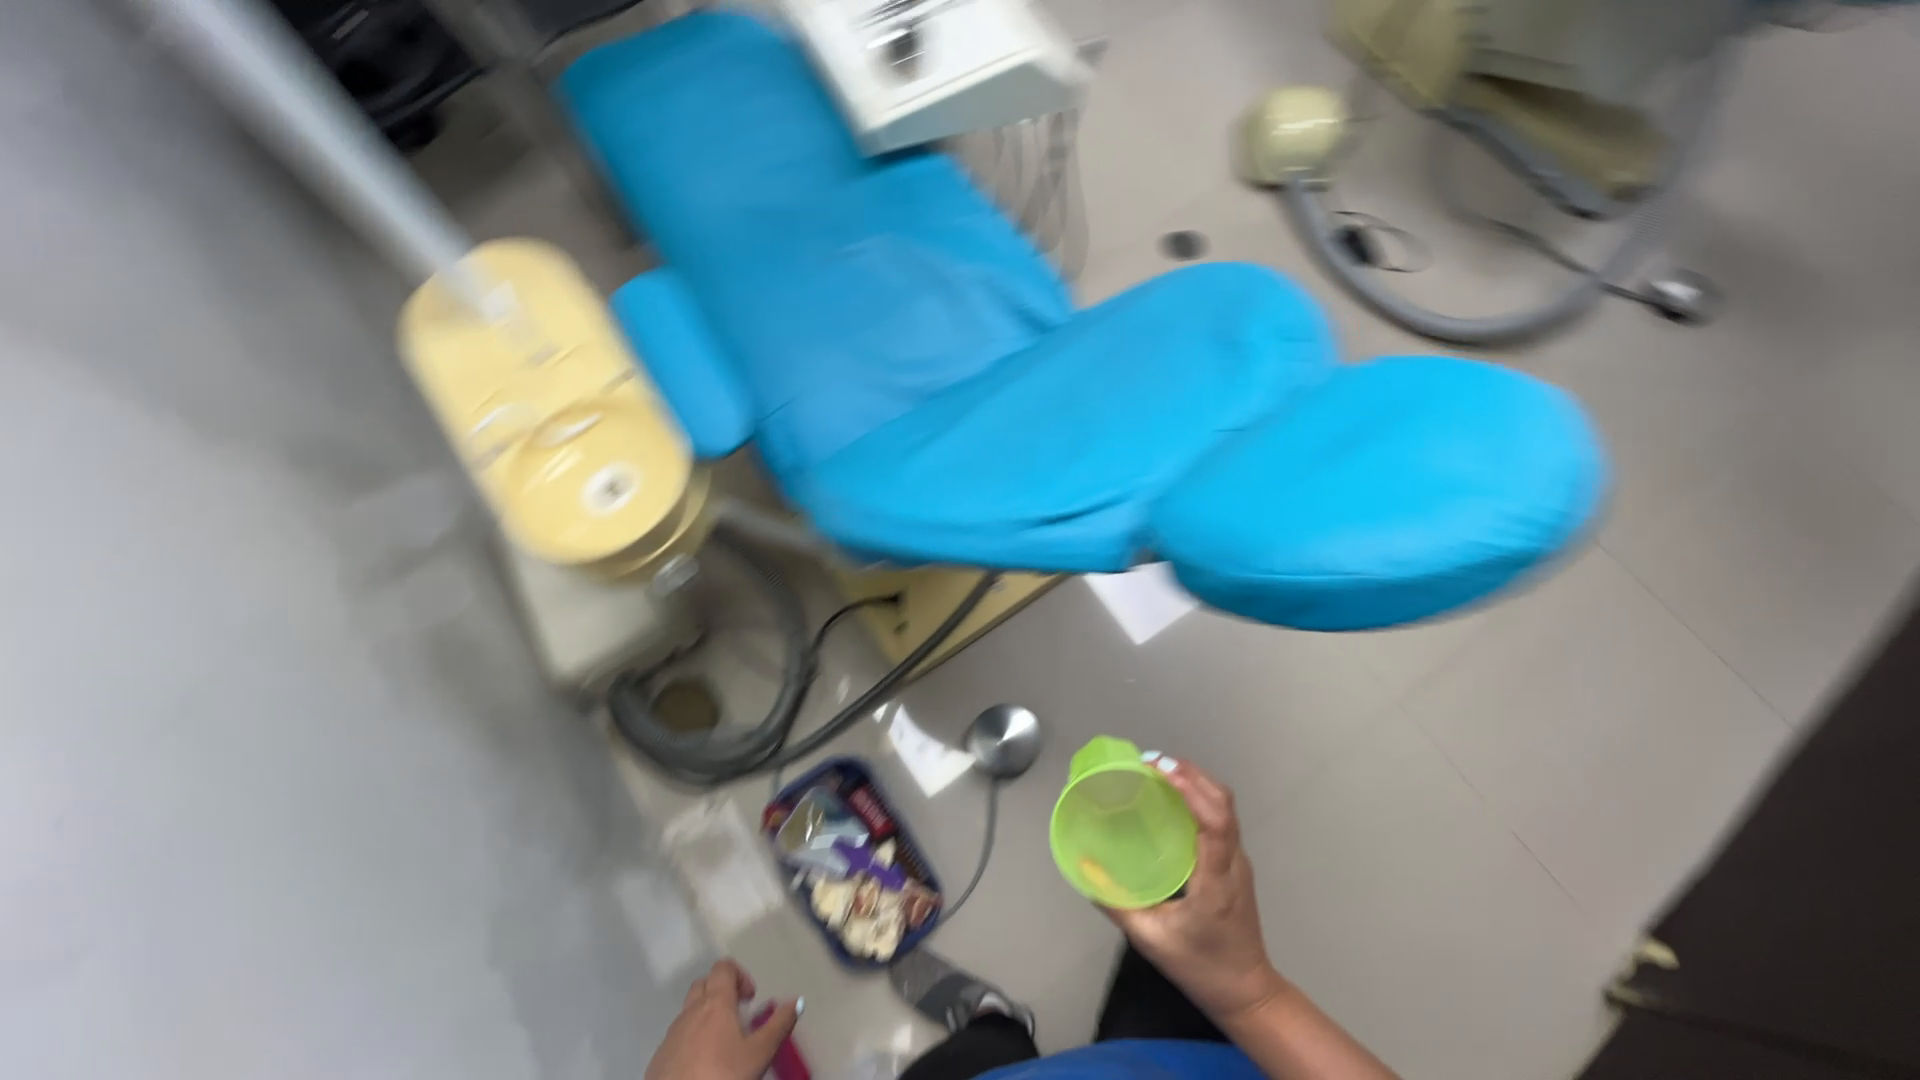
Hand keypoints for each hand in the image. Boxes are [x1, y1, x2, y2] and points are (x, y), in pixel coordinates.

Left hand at [645, 959, 798, 1079]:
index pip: (724, 967)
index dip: (740, 975)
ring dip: (706, 1016)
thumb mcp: (759, 1054)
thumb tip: (798, 1000)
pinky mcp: (659, 1057)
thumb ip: (779, 1025)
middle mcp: (690, 1011)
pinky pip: (678, 1035)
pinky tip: (703, 1064)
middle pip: (704, 984)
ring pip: (689, 1011)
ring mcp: (671, 1034)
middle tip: (738, 1016)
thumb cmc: (722, 1075)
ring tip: (723, 1044)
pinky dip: (692, 1038)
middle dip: (722, 992)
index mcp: (715, 1004)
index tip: (751, 999)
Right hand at [1102, 756, 1286, 1024]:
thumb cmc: (1203, 967)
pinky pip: (1221, 819)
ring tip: (1160, 772)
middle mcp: (1233, 862)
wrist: (1248, 993)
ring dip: (1196, 782)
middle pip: (1224, 802)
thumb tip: (1087, 873)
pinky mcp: (1236, 865)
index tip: (1159, 767)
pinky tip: (1174, 801)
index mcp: (1216, 878)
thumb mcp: (1152, 940)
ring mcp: (1239, 862)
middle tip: (1151, 761)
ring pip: (1226, 807)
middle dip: (1191, 773)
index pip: (1214, 820)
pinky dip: (1199, 799)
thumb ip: (1118, 905)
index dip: (1190, 788)